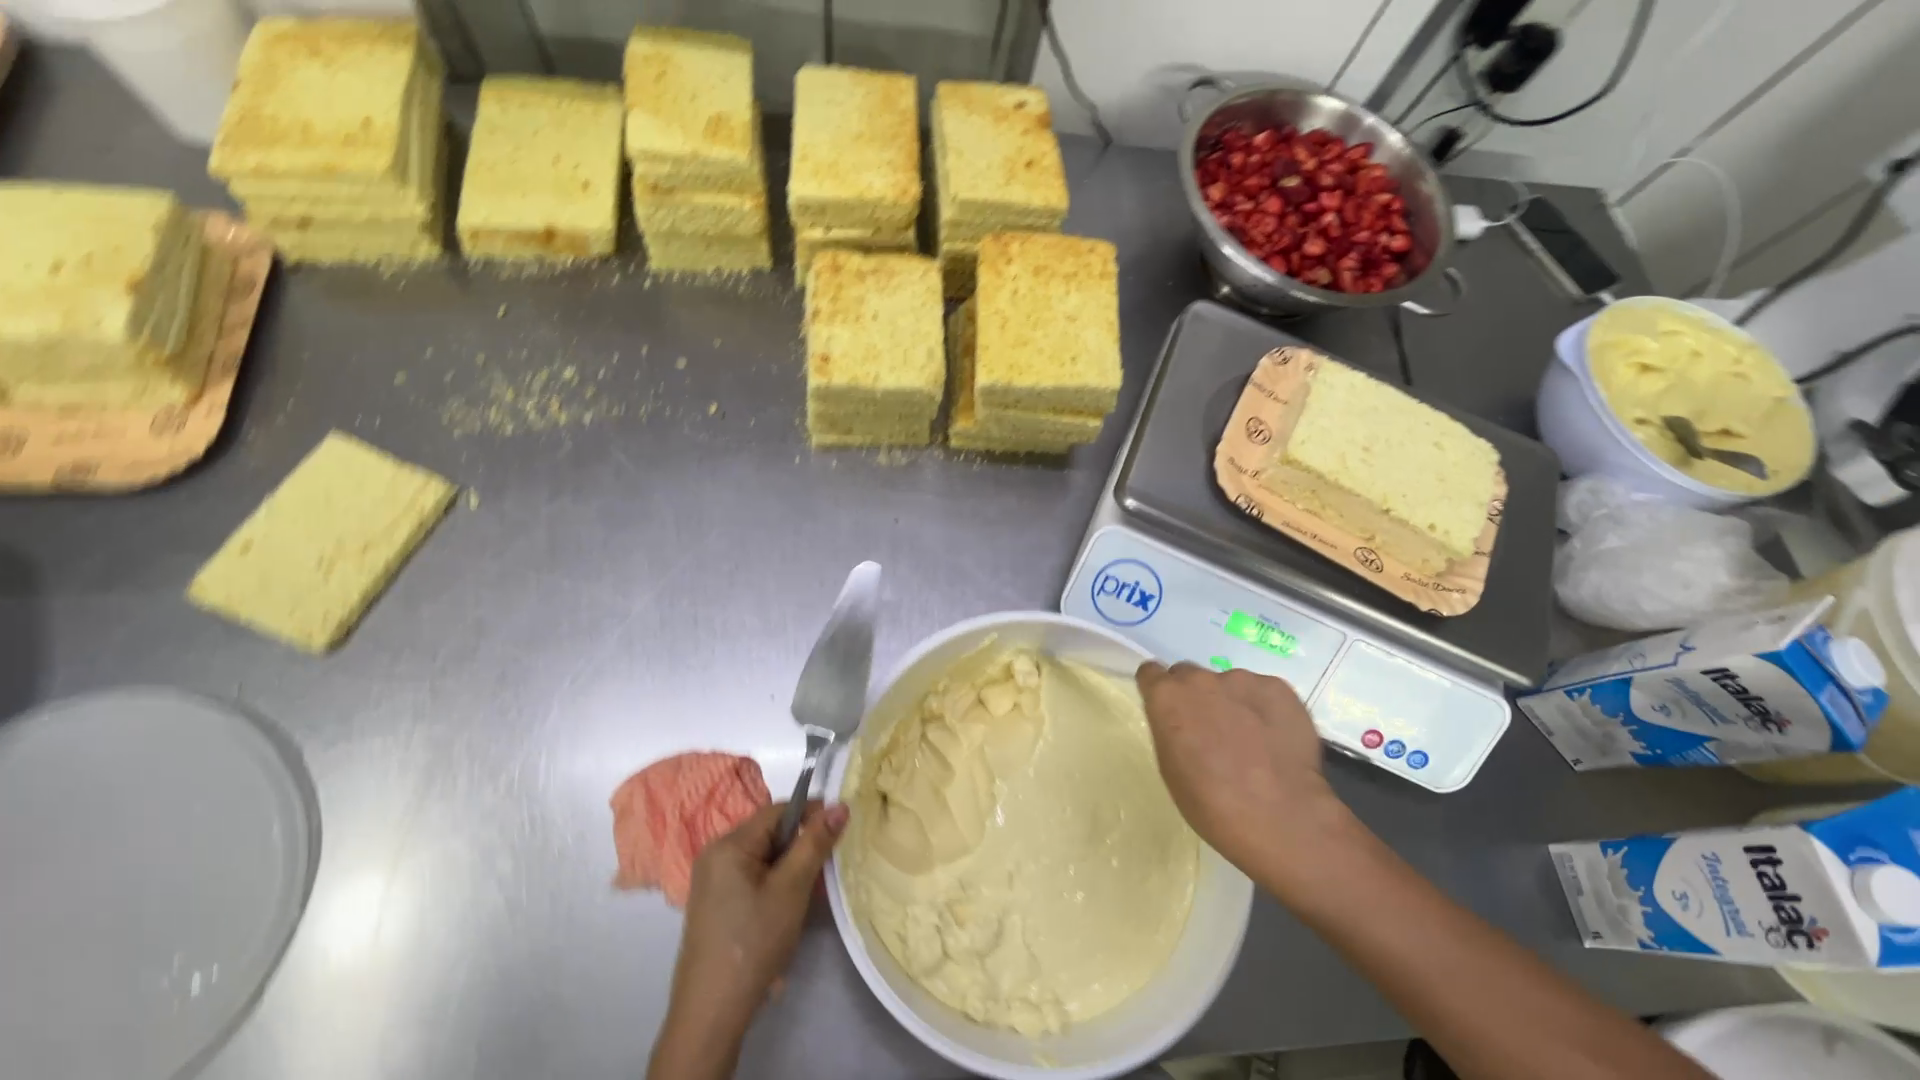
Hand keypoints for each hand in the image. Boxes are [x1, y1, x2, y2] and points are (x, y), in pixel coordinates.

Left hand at [650, 800, 847, 1079]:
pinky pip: (751, 877)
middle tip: (826, 869)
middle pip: (769, 832)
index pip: (777, 810)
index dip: (811, 813)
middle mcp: (715, 854)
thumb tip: (839, 805)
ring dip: (790, 866)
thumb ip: (815, 844)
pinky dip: (774, 883)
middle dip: (801, 844)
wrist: (713, 1008)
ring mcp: (711, 880)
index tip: (842, 828)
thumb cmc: (754, 941)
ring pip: (762, 857)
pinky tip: (786, 908)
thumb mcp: (792, 889)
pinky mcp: (715, 903)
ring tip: (808, 892)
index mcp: (728, 844)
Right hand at [1135, 662, 1348, 872]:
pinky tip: (1274, 740)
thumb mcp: (1171, 768)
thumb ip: (1170, 730)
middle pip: (1190, 676)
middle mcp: (1201, 679)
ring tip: (1252, 740)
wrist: (1278, 816)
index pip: (1151, 673)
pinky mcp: (1278, 687)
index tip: (1169, 710)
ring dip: (1233, 704)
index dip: (1159, 690)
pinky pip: (1263, 692)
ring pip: (1230, 685)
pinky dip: (1264, 709)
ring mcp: (1243, 680)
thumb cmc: (1211, 803)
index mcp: (1167, 697)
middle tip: (1212, 731)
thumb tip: (1181, 722)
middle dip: (1196, 698)